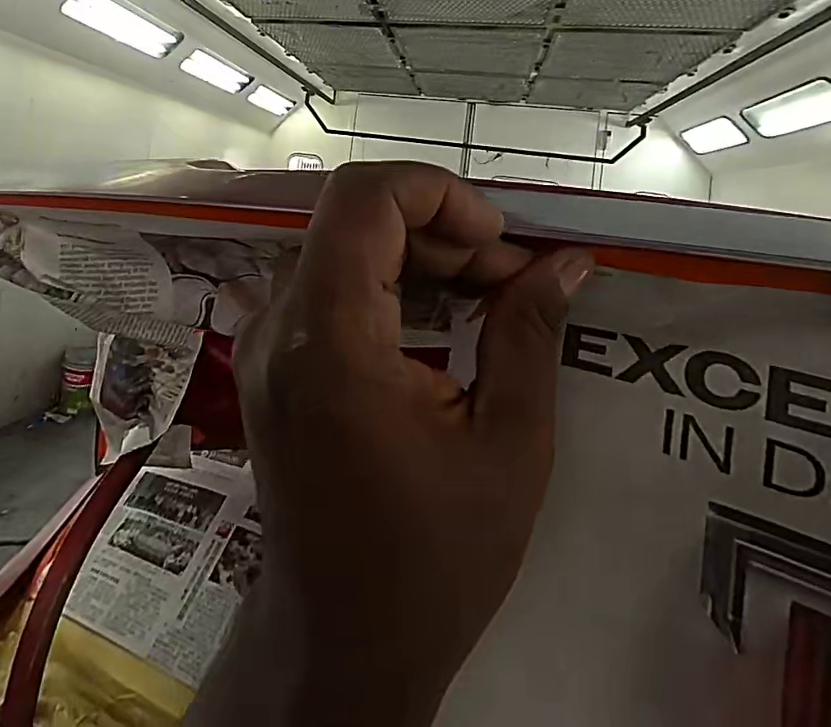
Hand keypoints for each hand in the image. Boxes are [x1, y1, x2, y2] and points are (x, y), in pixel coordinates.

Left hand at [187, 162, 593, 726]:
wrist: (338, 638)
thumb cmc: (430, 561)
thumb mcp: (507, 447)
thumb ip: (529, 335)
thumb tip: (566, 261)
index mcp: (328, 339)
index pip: (363, 197)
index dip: (438, 192)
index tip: (500, 240)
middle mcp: (279, 326)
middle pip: (354, 218)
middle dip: (441, 229)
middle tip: (514, 277)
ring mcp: (264, 341)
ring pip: (342, 247)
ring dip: (420, 256)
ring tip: (492, 298)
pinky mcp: (270, 361)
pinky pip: (329, 286)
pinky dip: (390, 285)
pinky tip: (445, 320)